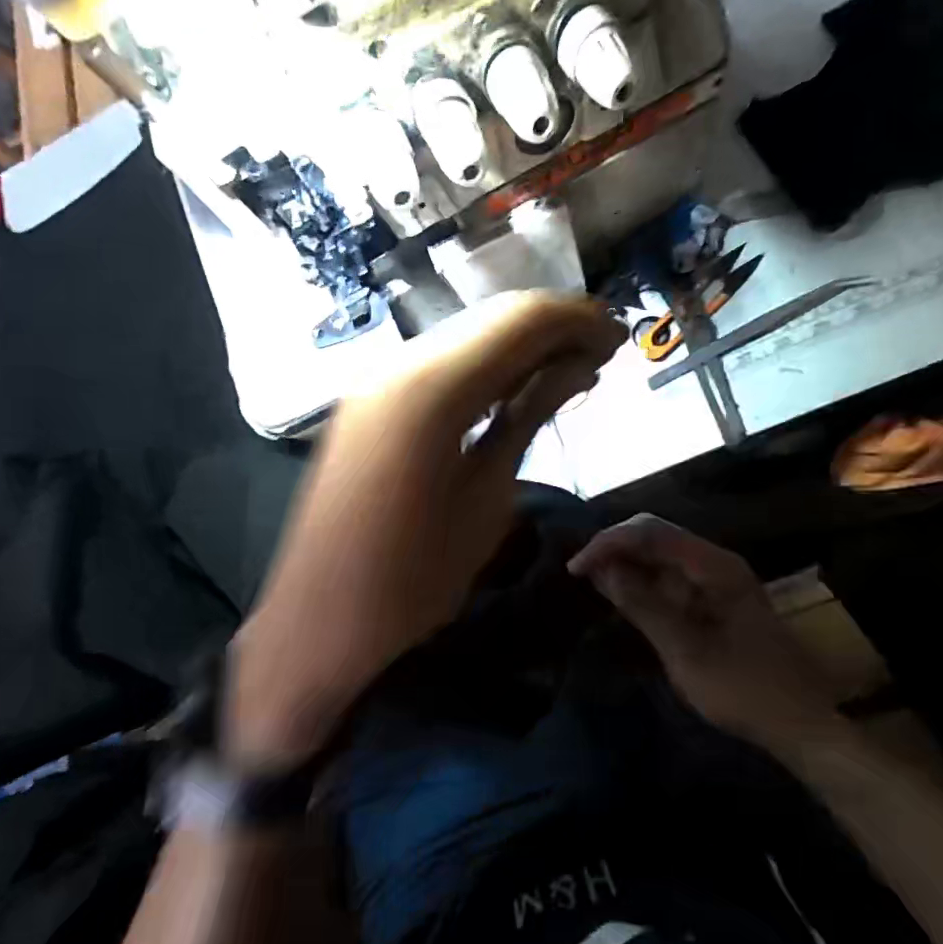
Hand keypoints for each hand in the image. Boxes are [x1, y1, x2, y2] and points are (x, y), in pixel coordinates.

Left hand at [227, 293, 624, 767]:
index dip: (578, 320)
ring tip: (573, 367)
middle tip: (605, 351)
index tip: (621, 337)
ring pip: (467, 336)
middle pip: (494, 318)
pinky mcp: (369, 401)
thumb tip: (578, 366)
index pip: (522, 321)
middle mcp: (398, 364)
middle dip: (555, 327)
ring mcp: (377, 380)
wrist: (321, 625)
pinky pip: (442, 363)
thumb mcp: (489, 495)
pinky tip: (519, 385)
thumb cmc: (415, 579)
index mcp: (432, 389)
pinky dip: (487, 366)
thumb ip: (529, 415)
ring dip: (522, 345)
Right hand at [568, 514, 842, 750]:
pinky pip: (670, 578)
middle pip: (656, 535)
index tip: (575, 568)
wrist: (800, 722)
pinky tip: (620, 593)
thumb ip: (644, 606)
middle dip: (614, 547)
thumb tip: (603, 570)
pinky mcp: (714, 600)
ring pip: (661, 555)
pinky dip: (643, 583)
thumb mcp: (686, 652)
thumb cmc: (744, 690)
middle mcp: (715, 563)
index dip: (609, 543)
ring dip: (626, 563)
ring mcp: (716, 580)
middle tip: (578, 572)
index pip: (651, 533)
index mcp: (715, 566)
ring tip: (589, 580)